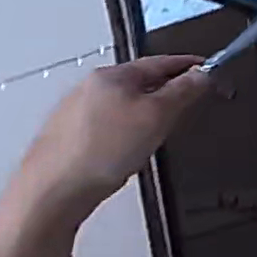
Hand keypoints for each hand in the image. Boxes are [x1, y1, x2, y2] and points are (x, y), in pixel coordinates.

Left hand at [17, 55, 212, 219]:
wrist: (50, 194)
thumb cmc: (100, 152)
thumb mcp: (158, 115)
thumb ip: (184, 91)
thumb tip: (202, 74)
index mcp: (112, 76)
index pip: (160, 61)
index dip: (188, 65)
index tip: (206, 69)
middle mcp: (89, 88)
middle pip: (141, 82)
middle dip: (167, 90)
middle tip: (189, 102)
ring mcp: (75, 113)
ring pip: (123, 104)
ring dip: (146, 112)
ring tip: (160, 130)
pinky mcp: (67, 138)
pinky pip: (108, 125)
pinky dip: (126, 131)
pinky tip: (128, 150)